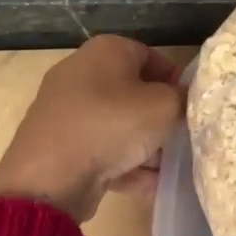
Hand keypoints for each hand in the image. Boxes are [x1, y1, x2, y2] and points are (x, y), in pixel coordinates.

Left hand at [0, 35, 184, 221]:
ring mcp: (63, 110)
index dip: (176, 81)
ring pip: (117, 123)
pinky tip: (145, 184)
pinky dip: (120, 162)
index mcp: (105, 51)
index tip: (187, 107)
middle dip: (158, 117)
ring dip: (143, 144)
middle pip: (134, 92)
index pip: (153, 57)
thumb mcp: (166, 106)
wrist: (48, 181)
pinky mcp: (54, 143)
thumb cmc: (112, 126)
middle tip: (176, 137)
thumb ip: (182, 97)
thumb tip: (179, 100)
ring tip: (164, 168)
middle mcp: (79, 73)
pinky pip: (98, 146)